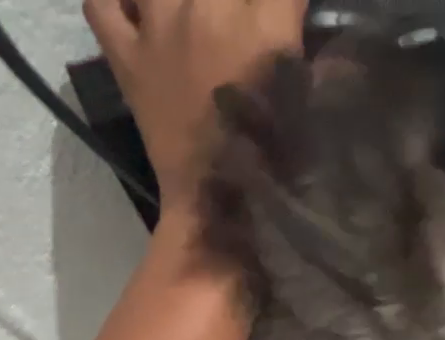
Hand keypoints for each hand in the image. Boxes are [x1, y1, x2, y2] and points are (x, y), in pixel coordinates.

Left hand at [84, 0, 306, 218]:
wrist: (218, 213)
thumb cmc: (280, 172)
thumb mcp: (315, 118)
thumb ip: (326, 74)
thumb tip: (341, 53)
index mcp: (263, 26)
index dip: (292, 3)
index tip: (299, 17)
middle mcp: (207, 8)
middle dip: (247, 2)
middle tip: (253, 23)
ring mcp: (157, 26)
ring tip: (203, 16)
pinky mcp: (125, 55)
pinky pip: (103, 3)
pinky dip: (118, 0)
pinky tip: (140, 11)